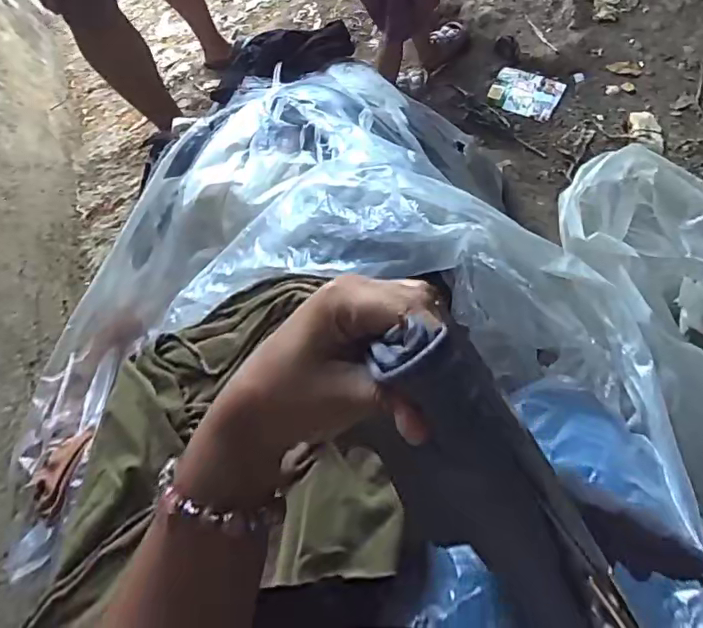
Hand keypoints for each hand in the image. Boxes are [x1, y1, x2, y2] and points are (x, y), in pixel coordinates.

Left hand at [178, 277, 438, 504]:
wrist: (251, 411)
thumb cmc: (290, 399)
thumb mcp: (347, 398)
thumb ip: (395, 396)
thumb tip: (432, 416)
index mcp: (347, 296)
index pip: (411, 306)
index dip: (435, 340)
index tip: (450, 382)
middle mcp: (356, 286)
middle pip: (417, 300)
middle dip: (434, 339)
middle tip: (446, 383)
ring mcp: (357, 297)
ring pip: (412, 307)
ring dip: (425, 342)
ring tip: (434, 381)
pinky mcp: (358, 315)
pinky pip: (398, 318)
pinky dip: (412, 343)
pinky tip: (418, 373)